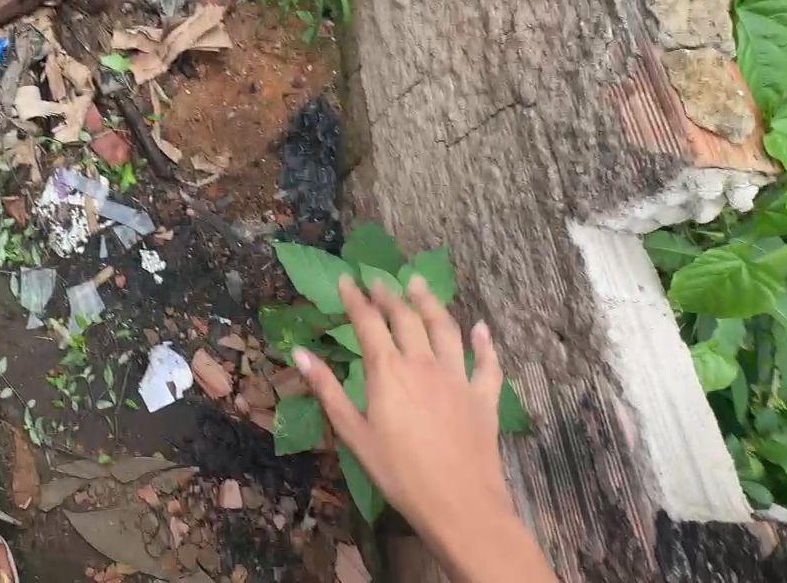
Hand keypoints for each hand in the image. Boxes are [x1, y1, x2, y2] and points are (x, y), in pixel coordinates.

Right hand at [294, 274, 553, 582]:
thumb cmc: (398, 472)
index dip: (355, 298)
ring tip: (420, 284)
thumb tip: (299, 352)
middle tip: (377, 280)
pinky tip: (483, 329)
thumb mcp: (352, 432)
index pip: (367, 322)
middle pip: (405, 318)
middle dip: (389, 295)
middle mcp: (422, 364)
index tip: (346, 279)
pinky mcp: (484, 399)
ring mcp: (457, 379)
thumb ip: (327, 388)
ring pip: (445, 330)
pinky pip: (488, 365)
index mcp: (388, 370)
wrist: (462, 508)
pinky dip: (486, 344)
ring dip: (431, 303)